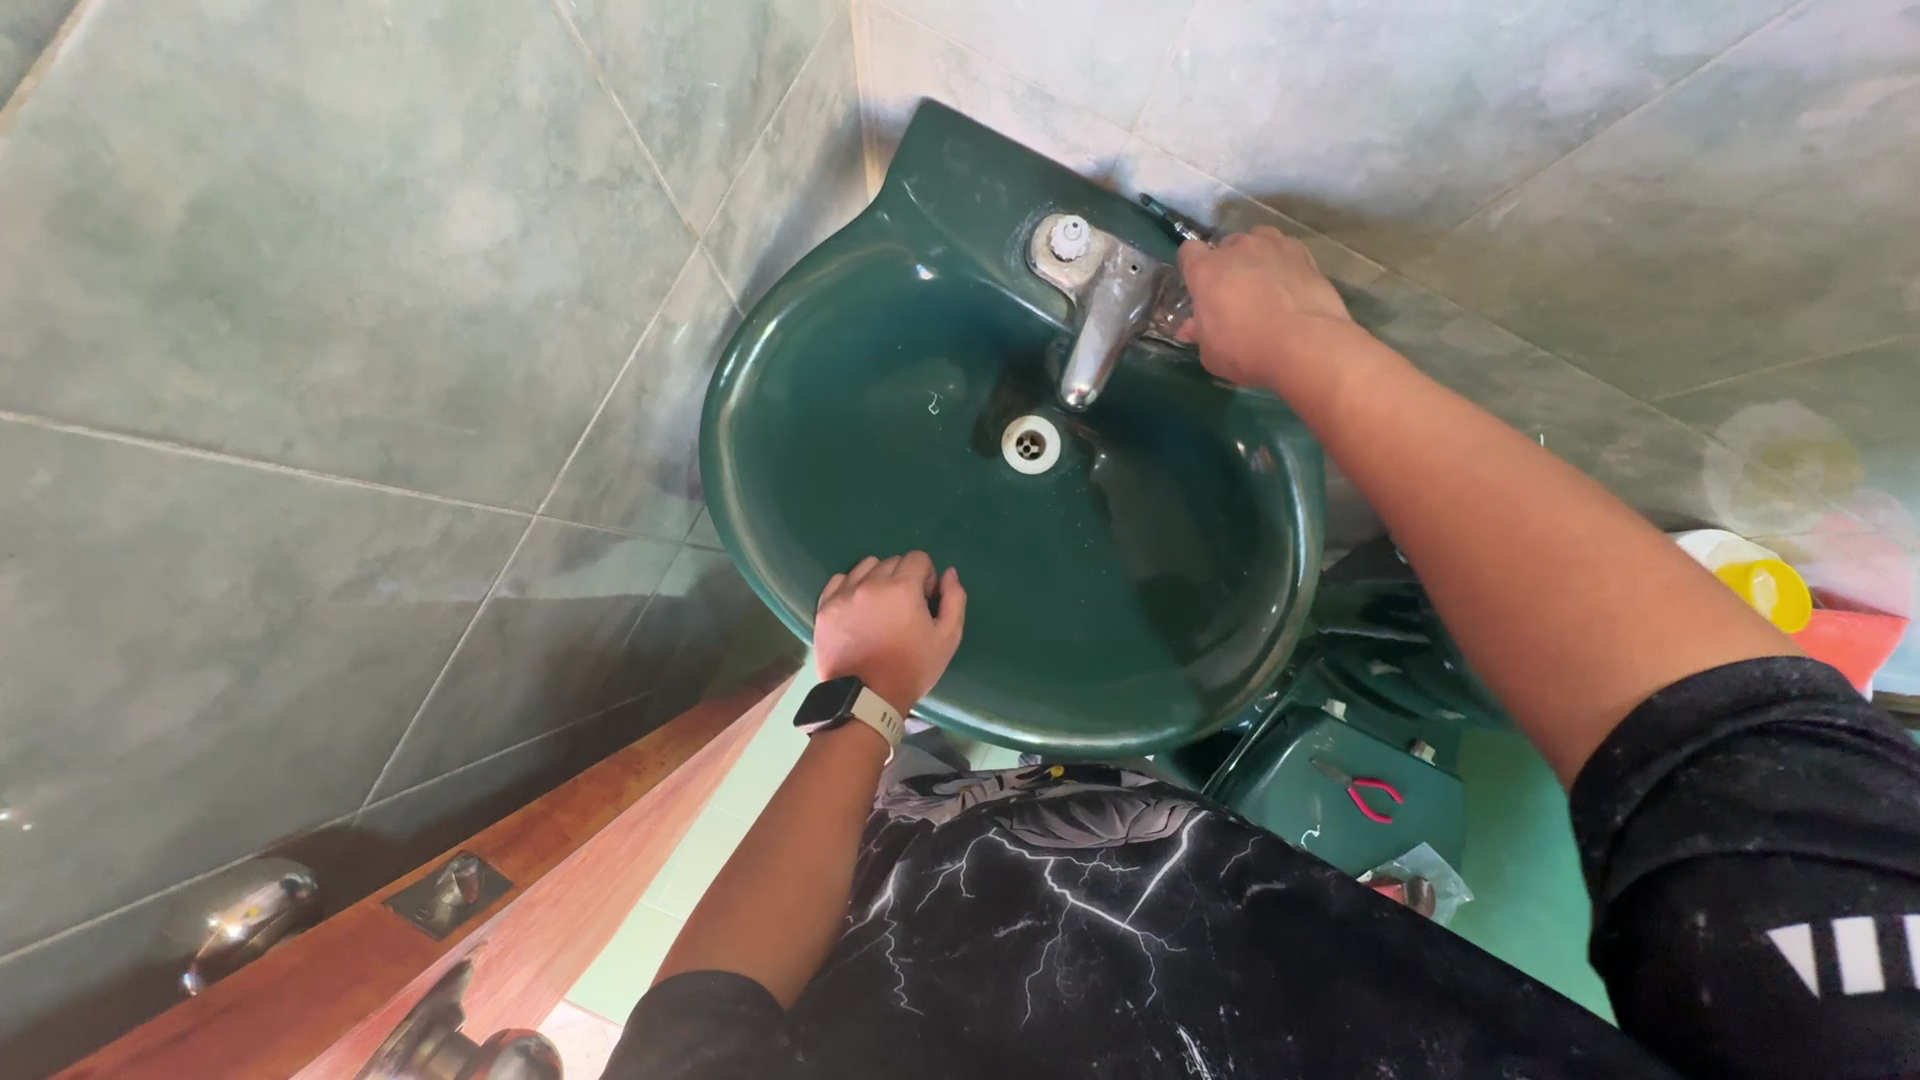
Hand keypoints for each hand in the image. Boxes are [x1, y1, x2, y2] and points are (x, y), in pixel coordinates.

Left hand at [814, 552, 966, 712]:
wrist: (868, 698)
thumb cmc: (912, 669)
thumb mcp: (947, 638)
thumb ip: (954, 599)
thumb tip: (949, 573)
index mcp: (902, 587)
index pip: (918, 558)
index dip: (926, 577)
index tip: (924, 601)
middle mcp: (871, 582)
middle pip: (893, 561)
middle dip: (903, 578)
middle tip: (904, 609)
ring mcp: (844, 593)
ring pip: (865, 566)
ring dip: (877, 578)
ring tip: (880, 607)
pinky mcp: (825, 607)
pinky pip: (839, 580)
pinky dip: (851, 587)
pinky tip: (858, 607)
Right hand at [1177, 226, 1357, 387]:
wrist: (1304, 343)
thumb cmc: (1246, 350)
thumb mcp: (1211, 353)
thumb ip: (1200, 334)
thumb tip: (1191, 328)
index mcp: (1205, 271)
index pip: (1189, 252)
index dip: (1192, 267)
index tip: (1198, 286)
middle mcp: (1237, 249)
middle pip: (1225, 246)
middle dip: (1226, 264)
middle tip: (1234, 292)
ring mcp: (1272, 245)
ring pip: (1257, 240)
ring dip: (1255, 256)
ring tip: (1263, 281)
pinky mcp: (1302, 252)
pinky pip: (1285, 248)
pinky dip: (1283, 261)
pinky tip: (1288, 283)